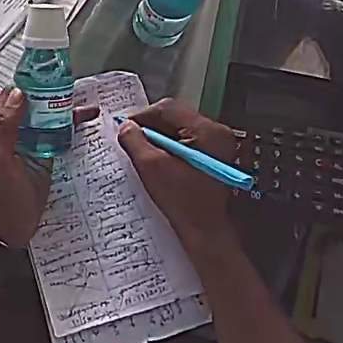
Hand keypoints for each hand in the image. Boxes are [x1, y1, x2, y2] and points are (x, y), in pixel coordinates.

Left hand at [0, 88, 96, 245]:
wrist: (10, 230)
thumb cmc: (0, 197)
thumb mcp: (0, 160)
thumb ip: (6, 127)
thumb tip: (19, 93)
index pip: (12, 95)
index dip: (30, 83)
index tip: (51, 75)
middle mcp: (12, 131)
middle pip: (34, 103)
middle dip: (53, 94)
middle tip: (74, 89)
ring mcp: (29, 143)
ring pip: (48, 117)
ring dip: (65, 109)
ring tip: (86, 106)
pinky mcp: (44, 155)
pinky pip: (58, 135)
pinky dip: (71, 127)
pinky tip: (85, 123)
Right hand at [116, 98, 238, 243]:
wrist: (206, 233)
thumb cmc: (183, 203)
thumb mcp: (152, 167)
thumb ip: (136, 141)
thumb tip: (126, 126)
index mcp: (207, 131)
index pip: (168, 109)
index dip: (142, 116)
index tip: (124, 128)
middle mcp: (217, 133)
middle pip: (175, 117)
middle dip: (150, 126)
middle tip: (130, 139)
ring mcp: (218, 145)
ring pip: (179, 129)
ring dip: (159, 137)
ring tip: (142, 152)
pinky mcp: (213, 158)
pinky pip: (187, 142)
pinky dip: (169, 147)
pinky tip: (158, 161)